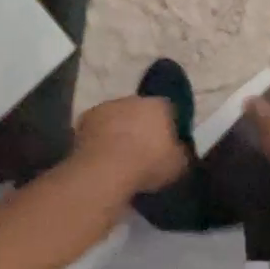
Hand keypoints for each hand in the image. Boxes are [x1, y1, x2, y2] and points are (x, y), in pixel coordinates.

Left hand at [73, 95, 189, 193]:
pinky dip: (100, 136)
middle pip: (141, 110)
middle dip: (142, 125)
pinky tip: (101, 154)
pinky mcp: (86, 117)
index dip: (168, 126)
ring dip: (119, 129)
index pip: (169, 109)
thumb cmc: (147, 165)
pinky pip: (97, 126)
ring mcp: (108, 106)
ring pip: (118, 115)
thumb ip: (183, 153)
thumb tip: (182, 150)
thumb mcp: (178, 166)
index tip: (165, 144)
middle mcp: (134, 99)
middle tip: (141, 149)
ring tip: (119, 154)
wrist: (106, 170)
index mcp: (160, 105)